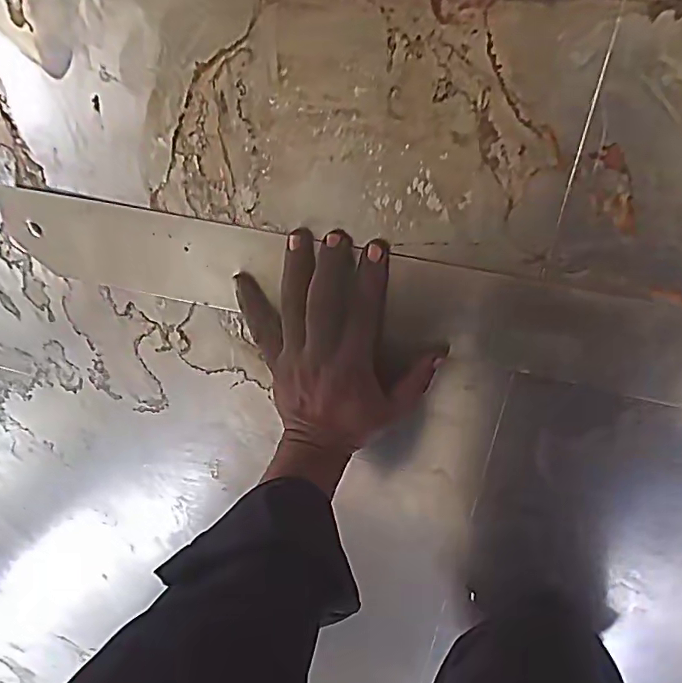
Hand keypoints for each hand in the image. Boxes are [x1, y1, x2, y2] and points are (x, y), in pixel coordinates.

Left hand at [235, 228, 445, 495]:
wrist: (314, 447)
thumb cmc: (355, 426)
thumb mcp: (393, 409)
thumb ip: (415, 380)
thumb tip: (440, 352)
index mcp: (351, 364)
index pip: (363, 314)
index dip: (370, 281)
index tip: (375, 250)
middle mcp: (320, 354)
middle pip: (324, 303)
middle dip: (331, 266)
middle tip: (336, 236)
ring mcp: (294, 355)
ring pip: (293, 307)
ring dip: (296, 270)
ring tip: (297, 238)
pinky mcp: (276, 359)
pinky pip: (261, 328)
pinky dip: (251, 304)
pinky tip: (241, 280)